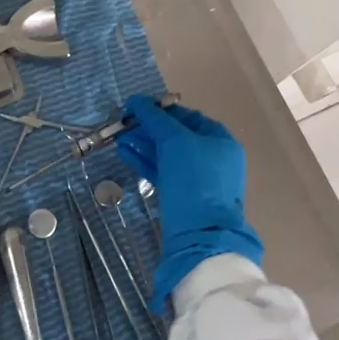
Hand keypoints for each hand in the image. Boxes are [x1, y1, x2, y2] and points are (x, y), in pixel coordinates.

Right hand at [115, 94, 262, 312]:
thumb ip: (156, 119)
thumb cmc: (194, 182)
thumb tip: (137, 100)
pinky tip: (125, 153)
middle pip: (175, 135)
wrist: (199, 239)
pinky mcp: (183, 198)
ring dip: (143, 144)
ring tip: (118, 138)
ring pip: (167, 155)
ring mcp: (199, 180)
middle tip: (122, 124)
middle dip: (148, 129)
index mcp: (220, 141)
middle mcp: (213, 158)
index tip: (135, 108)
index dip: (161, 110)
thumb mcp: (175, 143)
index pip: (187, 116)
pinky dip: (146, 162)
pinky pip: (163, 172)